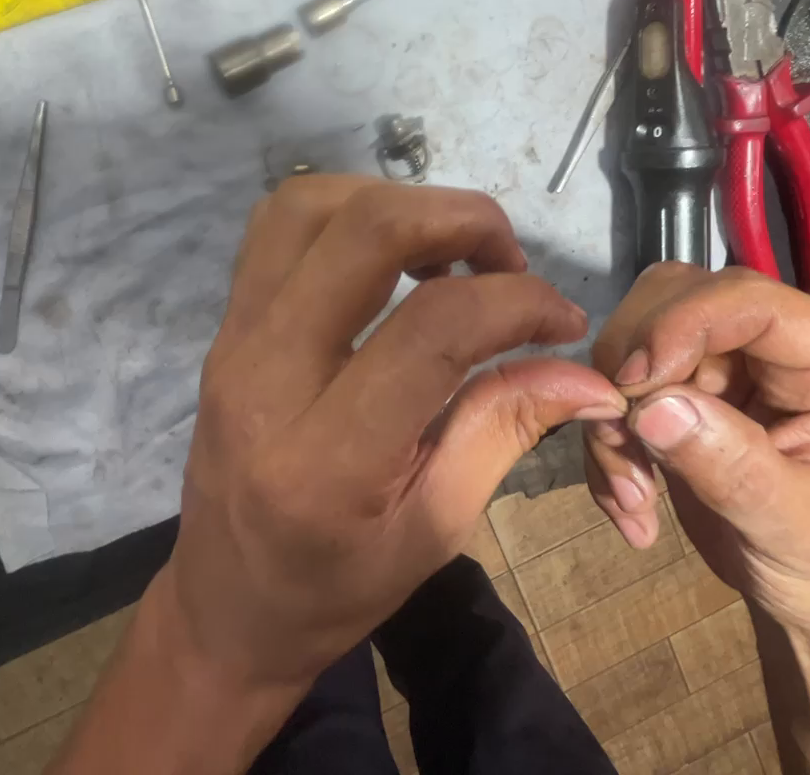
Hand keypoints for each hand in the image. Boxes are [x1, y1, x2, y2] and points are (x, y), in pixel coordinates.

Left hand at [160, 176, 626, 689]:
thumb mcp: (436, 527)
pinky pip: (278, 226)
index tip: (562, 318)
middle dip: (460, 220)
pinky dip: (347, 212)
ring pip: (311, 206)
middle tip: (507, 261)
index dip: (516, 301)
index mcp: (329, 456)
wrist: (224, 605)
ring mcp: (233, 339)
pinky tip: (390, 255)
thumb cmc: (335, 587)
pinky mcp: (225, 324)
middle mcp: (268, 375)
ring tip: (448, 254)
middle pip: (365, 232)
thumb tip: (586, 371)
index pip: (433, 327)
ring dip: (398, 204)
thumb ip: (506, 430)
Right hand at [584, 265, 809, 636]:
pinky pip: (620, 383)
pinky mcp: (687, 388)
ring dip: (613, 409)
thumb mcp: (798, 529)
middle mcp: (779, 345)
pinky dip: (607, 435)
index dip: (680, 324)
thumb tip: (651, 408)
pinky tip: (630, 498)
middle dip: (634, 364)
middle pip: (679, 297)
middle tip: (619, 437)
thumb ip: (733, 466)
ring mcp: (729, 363)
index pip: (748, 299)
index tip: (632, 385)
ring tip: (632, 490)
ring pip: (636, 337)